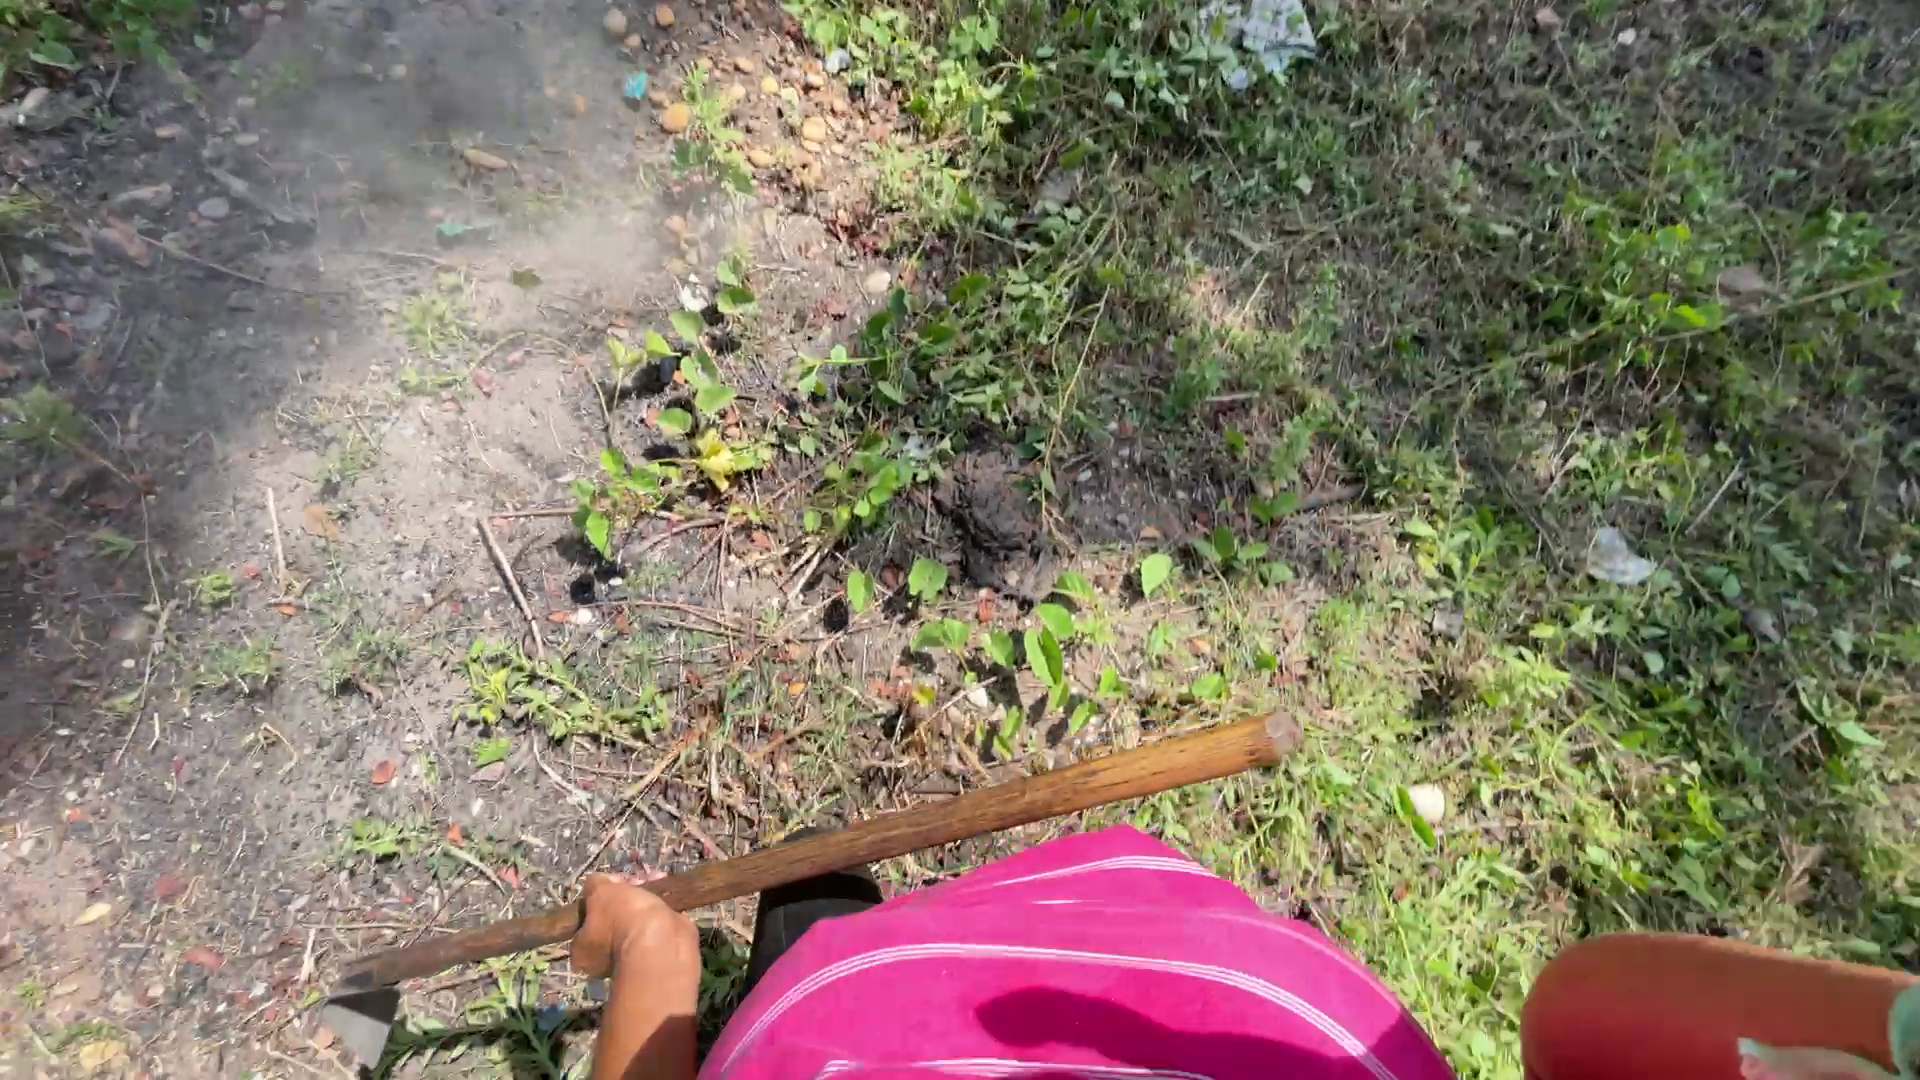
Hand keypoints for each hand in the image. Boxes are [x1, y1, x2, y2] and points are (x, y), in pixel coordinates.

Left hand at [572, 873, 698, 978]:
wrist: (662, 938)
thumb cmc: (622, 918)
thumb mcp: (600, 892)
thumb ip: (594, 884)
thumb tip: (598, 882)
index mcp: (582, 951)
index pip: (584, 920)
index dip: (598, 896)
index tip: (613, 883)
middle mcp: (603, 959)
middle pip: (611, 918)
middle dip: (625, 895)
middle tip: (636, 881)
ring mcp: (631, 956)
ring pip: (633, 920)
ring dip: (643, 899)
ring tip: (656, 880)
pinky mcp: (656, 949)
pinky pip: (653, 924)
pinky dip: (658, 910)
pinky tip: (666, 893)